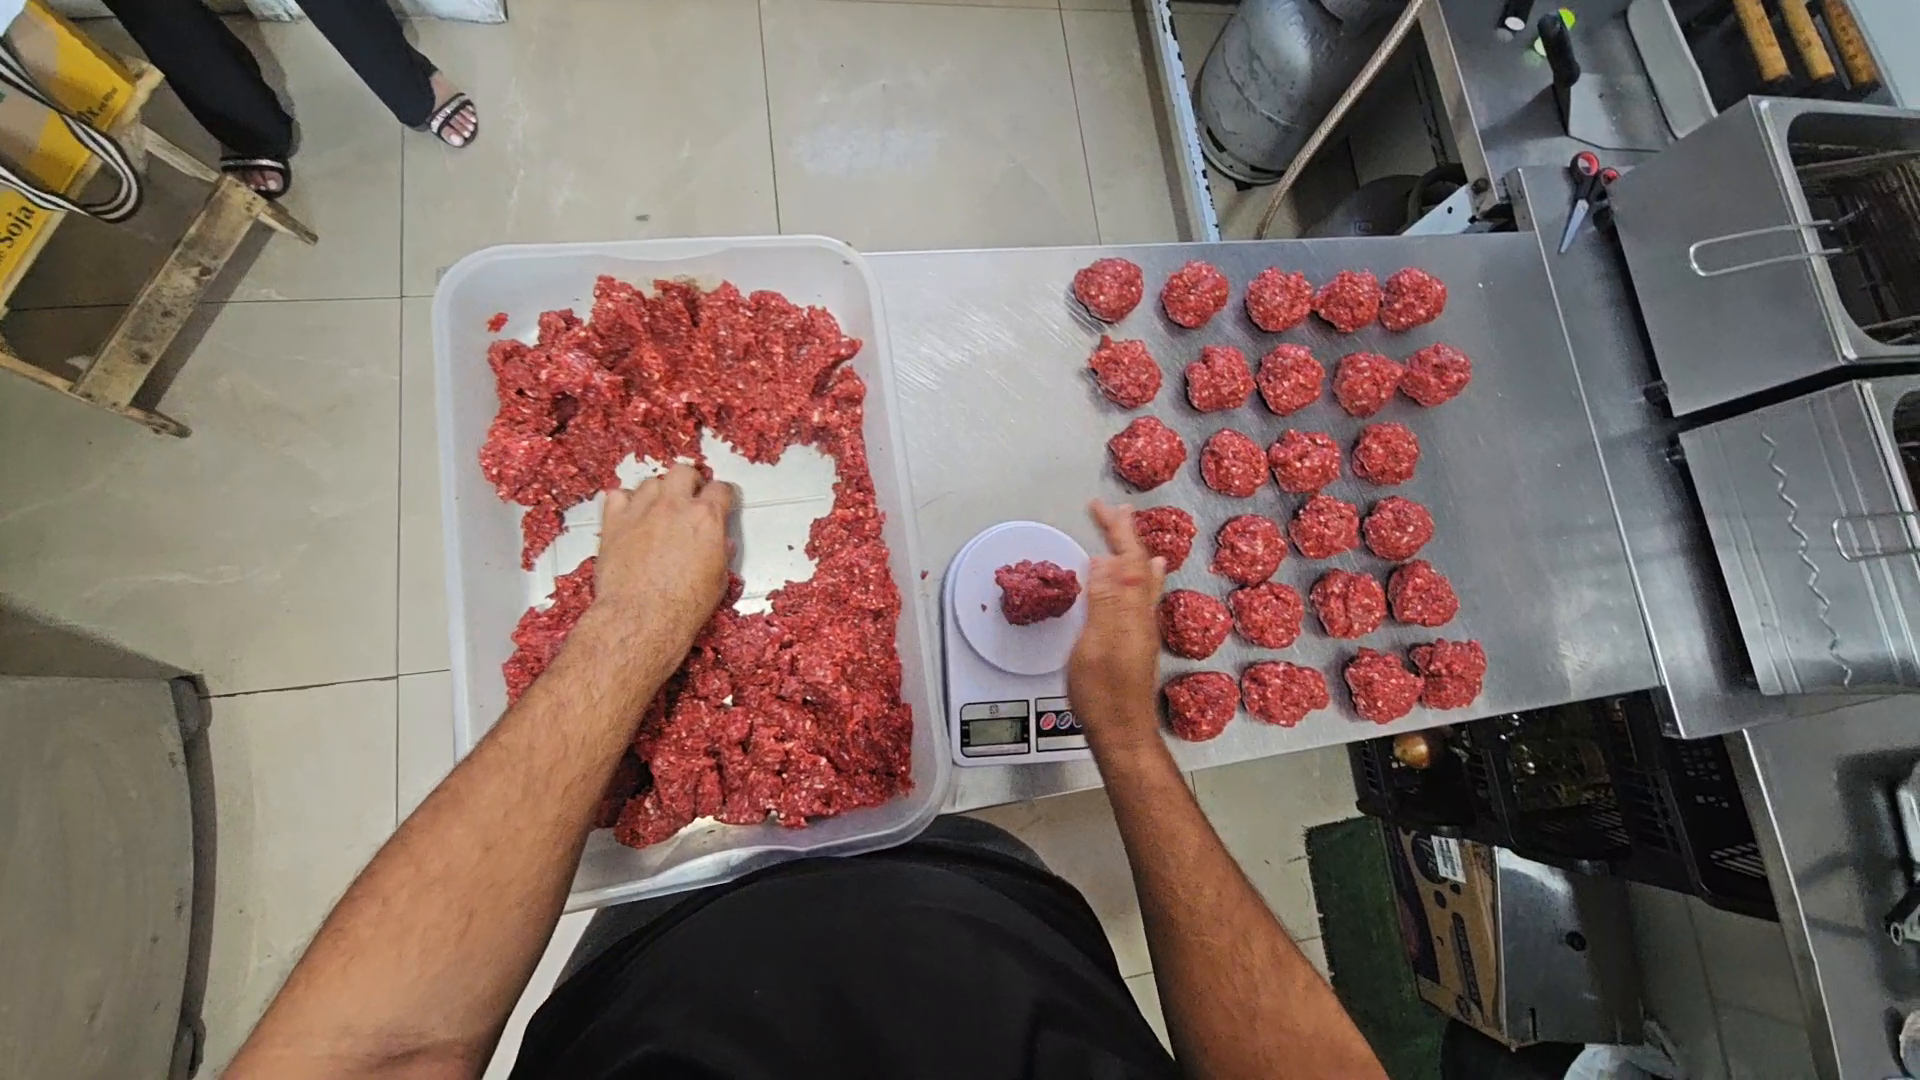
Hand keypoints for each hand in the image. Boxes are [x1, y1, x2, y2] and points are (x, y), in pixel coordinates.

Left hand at [587, 465, 735, 671]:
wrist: (642, 617)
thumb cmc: (686, 604)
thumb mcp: (719, 578)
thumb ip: (720, 552)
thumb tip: (721, 544)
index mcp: (707, 518)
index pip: (721, 489)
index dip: (724, 495)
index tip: (722, 501)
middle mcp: (674, 506)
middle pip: (683, 472)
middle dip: (690, 481)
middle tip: (691, 497)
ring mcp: (641, 511)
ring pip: (651, 481)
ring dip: (659, 491)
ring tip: (659, 508)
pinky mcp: (614, 522)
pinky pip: (617, 496)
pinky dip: (626, 501)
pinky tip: (631, 515)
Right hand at [1069, 500, 1166, 757]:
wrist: (1122, 731)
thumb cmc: (1103, 692)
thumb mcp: (1095, 643)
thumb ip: (1103, 601)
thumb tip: (1103, 560)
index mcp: (1132, 610)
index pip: (1127, 559)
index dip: (1116, 530)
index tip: (1101, 506)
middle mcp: (1143, 614)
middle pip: (1139, 564)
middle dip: (1126, 534)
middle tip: (1114, 510)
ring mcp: (1142, 628)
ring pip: (1143, 579)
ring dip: (1134, 551)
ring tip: (1132, 533)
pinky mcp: (1137, 641)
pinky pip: (1143, 595)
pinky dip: (1140, 575)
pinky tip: (1148, 577)